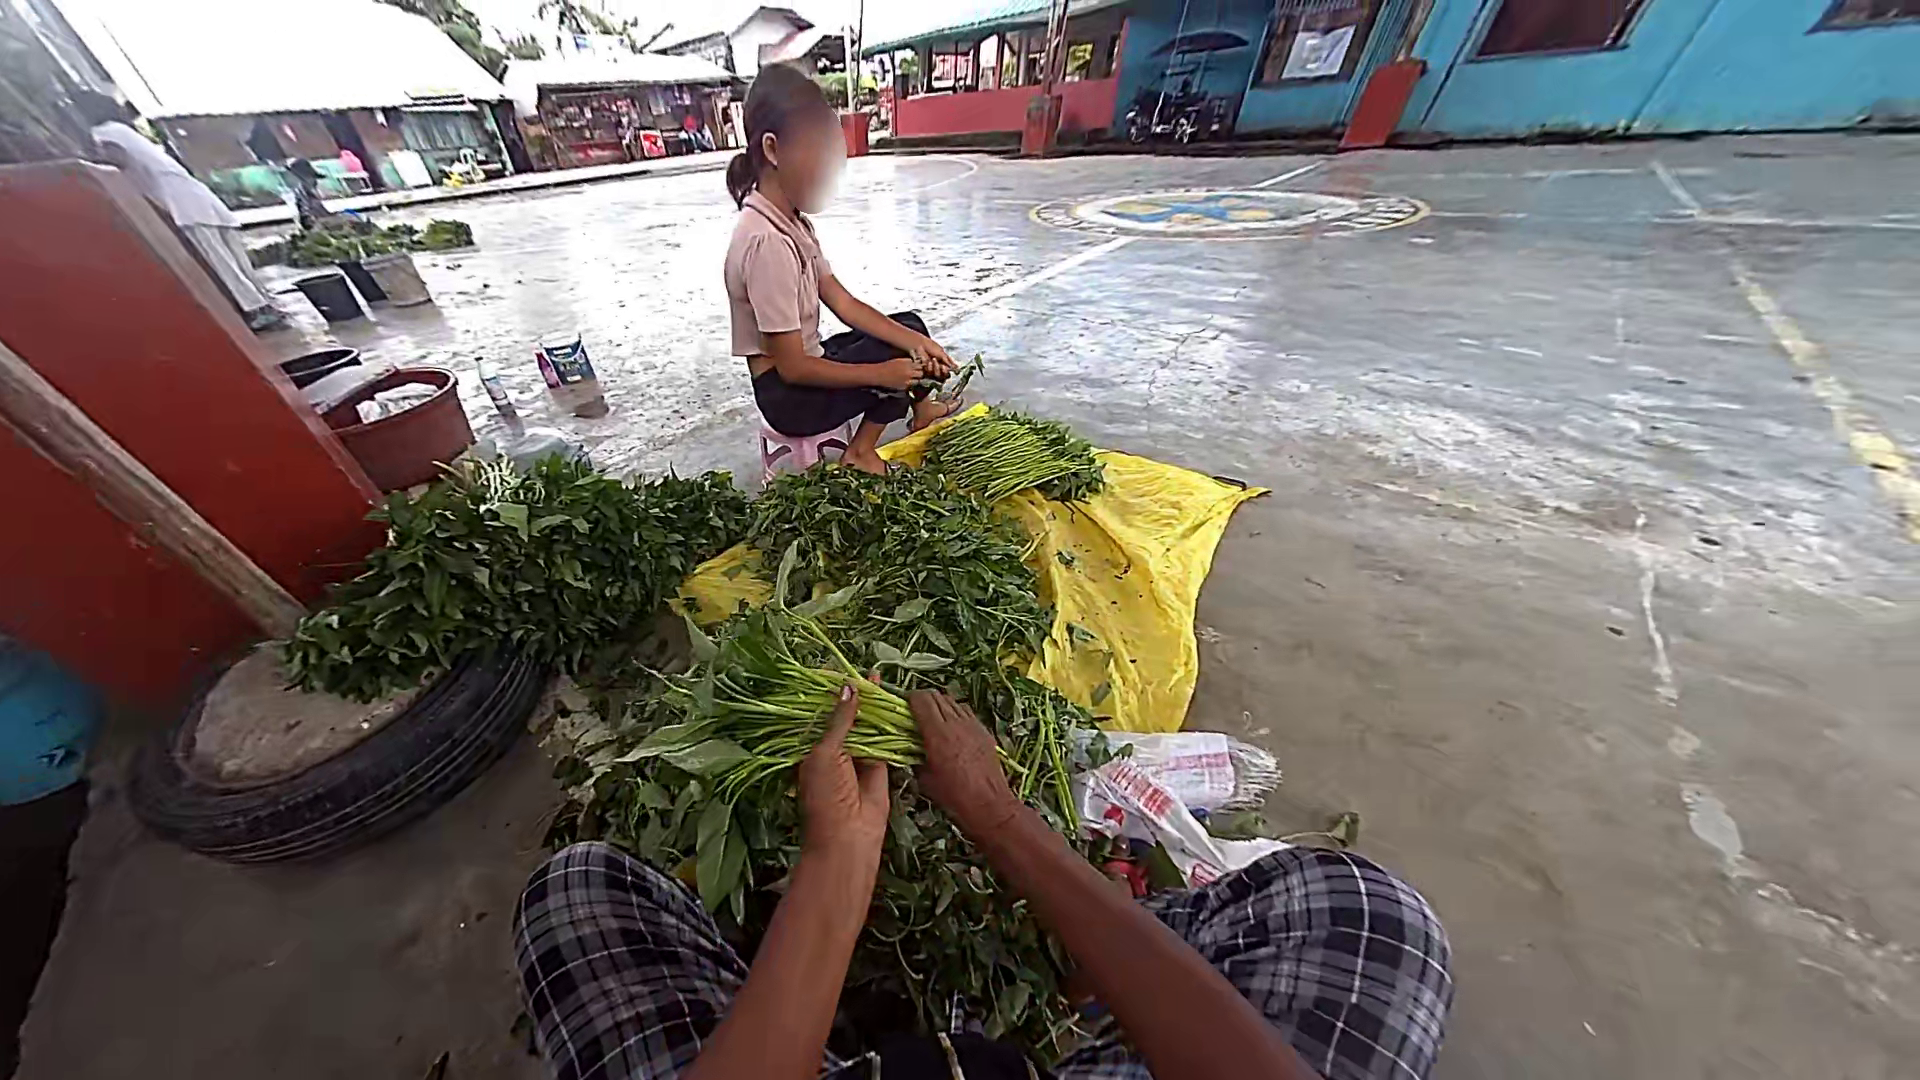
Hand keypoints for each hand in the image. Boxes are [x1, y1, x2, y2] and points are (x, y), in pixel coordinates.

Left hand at [799, 683, 890, 864]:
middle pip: (849, 717)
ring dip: (876, 707)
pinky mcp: (880, 765)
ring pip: (868, 726)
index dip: (836, 694)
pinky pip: (886, 740)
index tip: (845, 672)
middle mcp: (836, 750)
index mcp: (815, 747)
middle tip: (870, 672)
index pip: (826, 714)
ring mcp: (859, 757)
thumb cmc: (825, 796)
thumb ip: (840, 721)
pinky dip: (891, 724)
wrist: (847, 837)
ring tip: (883, 680)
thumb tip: (849, 688)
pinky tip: (896, 704)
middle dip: (858, 697)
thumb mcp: (826, 753)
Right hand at [873, 356, 924, 390]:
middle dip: (920, 373)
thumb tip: (915, 363)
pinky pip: (912, 386)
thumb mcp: (898, 360)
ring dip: (917, 380)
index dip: (920, 366)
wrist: (879, 374)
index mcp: (907, 363)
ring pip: (918, 381)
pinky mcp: (905, 387)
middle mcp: (909, 371)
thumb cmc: (887, 366)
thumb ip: (908, 361)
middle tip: (917, 374)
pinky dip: (911, 385)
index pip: (920, 364)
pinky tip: (907, 383)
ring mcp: (907, 380)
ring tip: (913, 379)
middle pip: (921, 373)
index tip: (919, 368)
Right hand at [909, 691, 1021, 835]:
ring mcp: (972, 725)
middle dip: (923, 699)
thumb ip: (914, 758)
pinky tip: (951, 727)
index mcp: (938, 733)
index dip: (909, 698)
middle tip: (914, 710)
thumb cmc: (955, 796)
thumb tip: (909, 748)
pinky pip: (966, 712)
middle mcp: (956, 723)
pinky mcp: (983, 731)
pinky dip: (955, 713)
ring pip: (952, 701)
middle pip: (937, 696)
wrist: (989, 804)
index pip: (922, 700)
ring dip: (939, 705)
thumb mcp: (925, 780)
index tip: (903, 704)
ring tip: (932, 718)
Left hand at [910, 337, 955, 377]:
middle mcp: (939, 367)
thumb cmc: (931, 347)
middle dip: (944, 371)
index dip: (949, 370)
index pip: (950, 370)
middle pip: (945, 375)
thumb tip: (957, 368)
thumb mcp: (942, 353)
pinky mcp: (925, 371)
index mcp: (944, 362)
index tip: (948, 367)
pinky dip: (930, 368)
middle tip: (943, 367)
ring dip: (936, 368)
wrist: (920, 345)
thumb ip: (949, 361)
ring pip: (938, 375)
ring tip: (933, 360)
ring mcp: (932, 370)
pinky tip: (928, 362)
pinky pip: (930, 374)